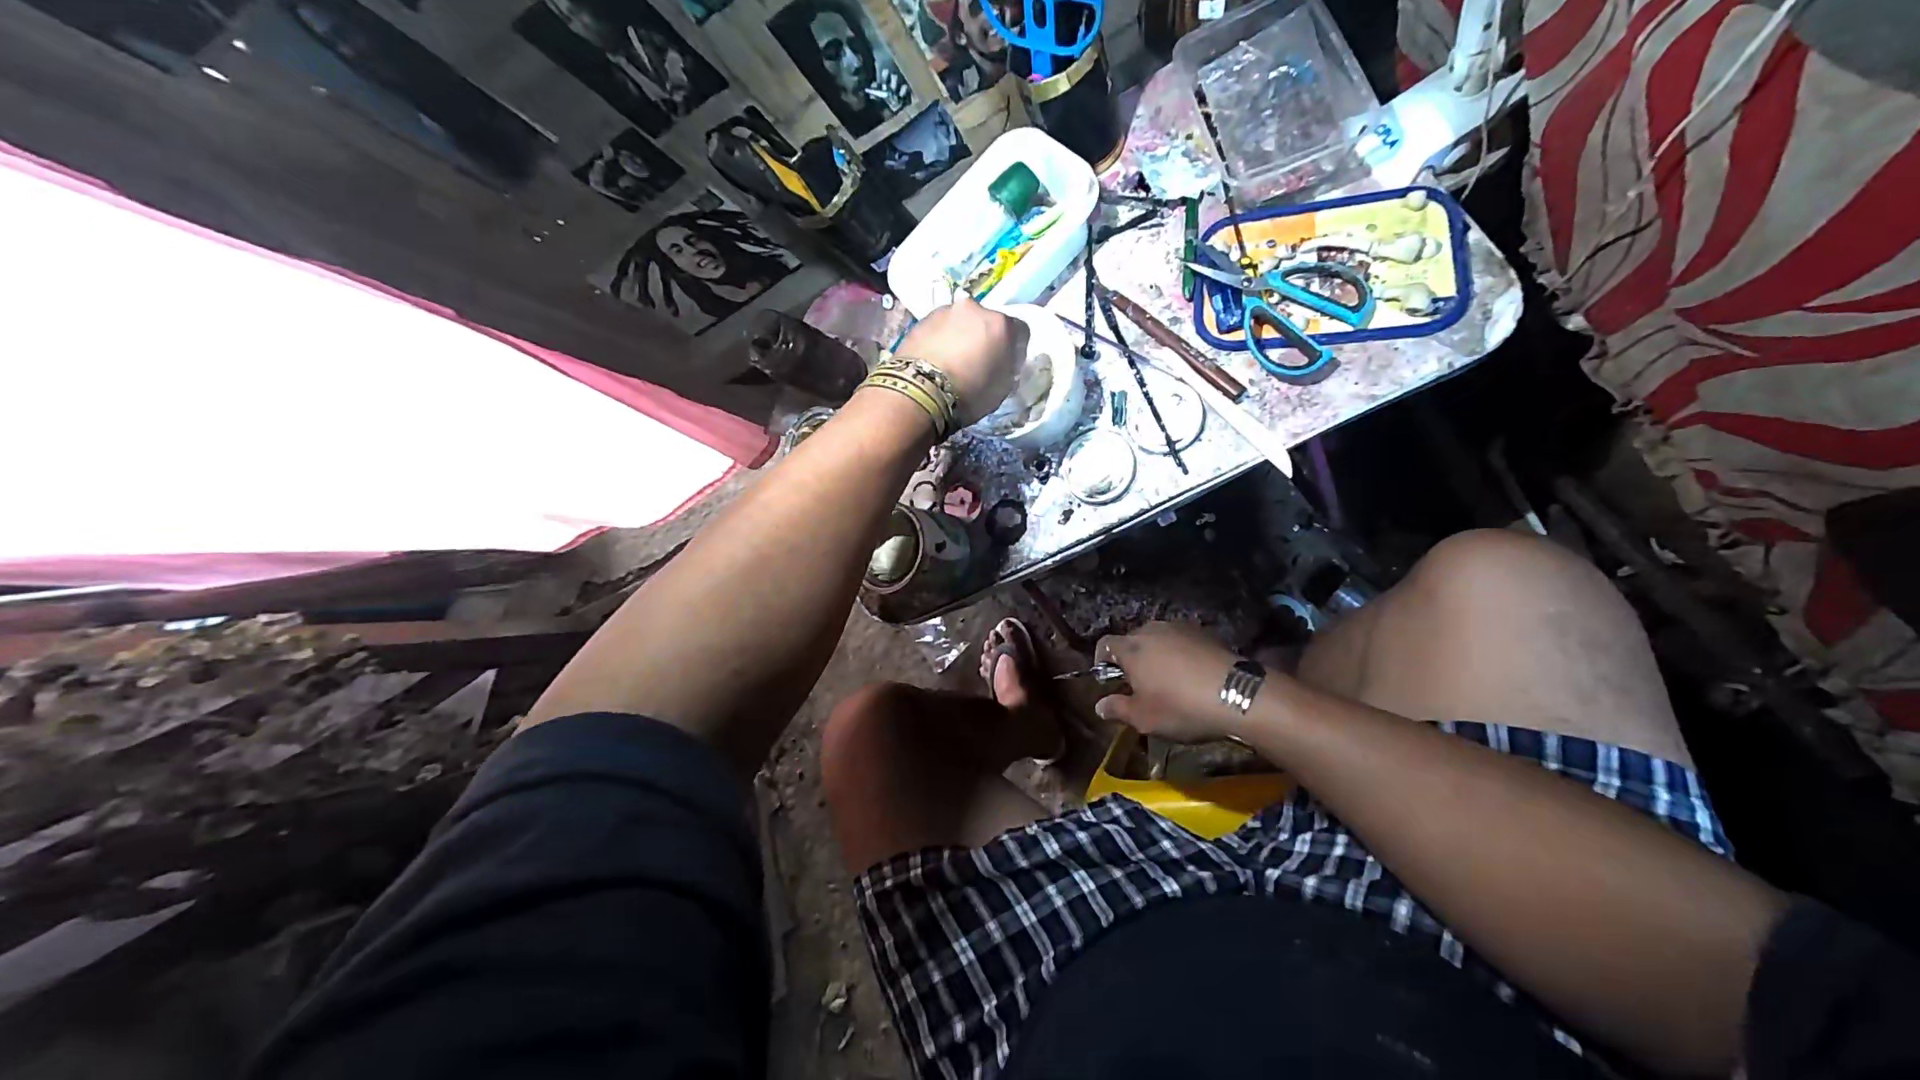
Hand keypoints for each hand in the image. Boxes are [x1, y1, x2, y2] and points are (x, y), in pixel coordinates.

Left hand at [898, 294, 1025, 426]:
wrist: (919, 391)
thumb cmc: (968, 393)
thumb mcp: (1002, 388)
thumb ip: (1008, 368)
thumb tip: (1003, 362)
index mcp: (1000, 323)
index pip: (1020, 331)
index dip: (1015, 349)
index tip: (1008, 364)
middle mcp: (974, 308)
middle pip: (987, 322)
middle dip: (986, 338)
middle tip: (978, 362)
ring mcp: (945, 310)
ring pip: (961, 322)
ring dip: (961, 337)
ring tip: (953, 362)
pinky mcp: (921, 319)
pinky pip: (940, 329)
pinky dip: (941, 340)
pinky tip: (936, 360)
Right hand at [1094, 622, 1244, 742]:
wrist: (1237, 693)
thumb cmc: (1180, 706)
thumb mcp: (1144, 718)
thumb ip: (1118, 709)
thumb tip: (1100, 705)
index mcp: (1131, 648)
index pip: (1105, 644)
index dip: (1102, 660)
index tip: (1108, 679)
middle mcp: (1152, 631)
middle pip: (1133, 639)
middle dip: (1132, 658)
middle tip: (1140, 684)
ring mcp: (1181, 628)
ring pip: (1159, 639)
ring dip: (1158, 654)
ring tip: (1168, 679)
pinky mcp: (1206, 633)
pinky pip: (1183, 641)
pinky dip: (1182, 654)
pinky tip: (1193, 675)